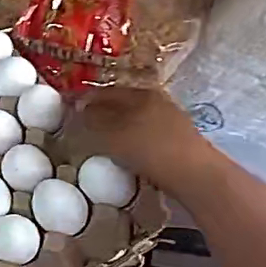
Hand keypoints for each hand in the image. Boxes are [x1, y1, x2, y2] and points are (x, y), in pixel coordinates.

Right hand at [73, 85, 215, 188]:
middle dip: (102, 113)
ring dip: (117, 128)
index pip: (106, 91)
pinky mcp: (178, 140)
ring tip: (102, 142)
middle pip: (122, 104)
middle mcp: (157, 101)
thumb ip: (94, 121)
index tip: (70, 111)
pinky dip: (132, 140)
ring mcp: (170, 120)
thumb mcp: (113, 135)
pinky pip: (146, 134)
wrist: (195, 175)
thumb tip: (78, 109)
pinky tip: (127, 153)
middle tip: (83, 128)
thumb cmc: (151, 150)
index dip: (86, 100)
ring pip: (135, 119)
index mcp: (140, 94)